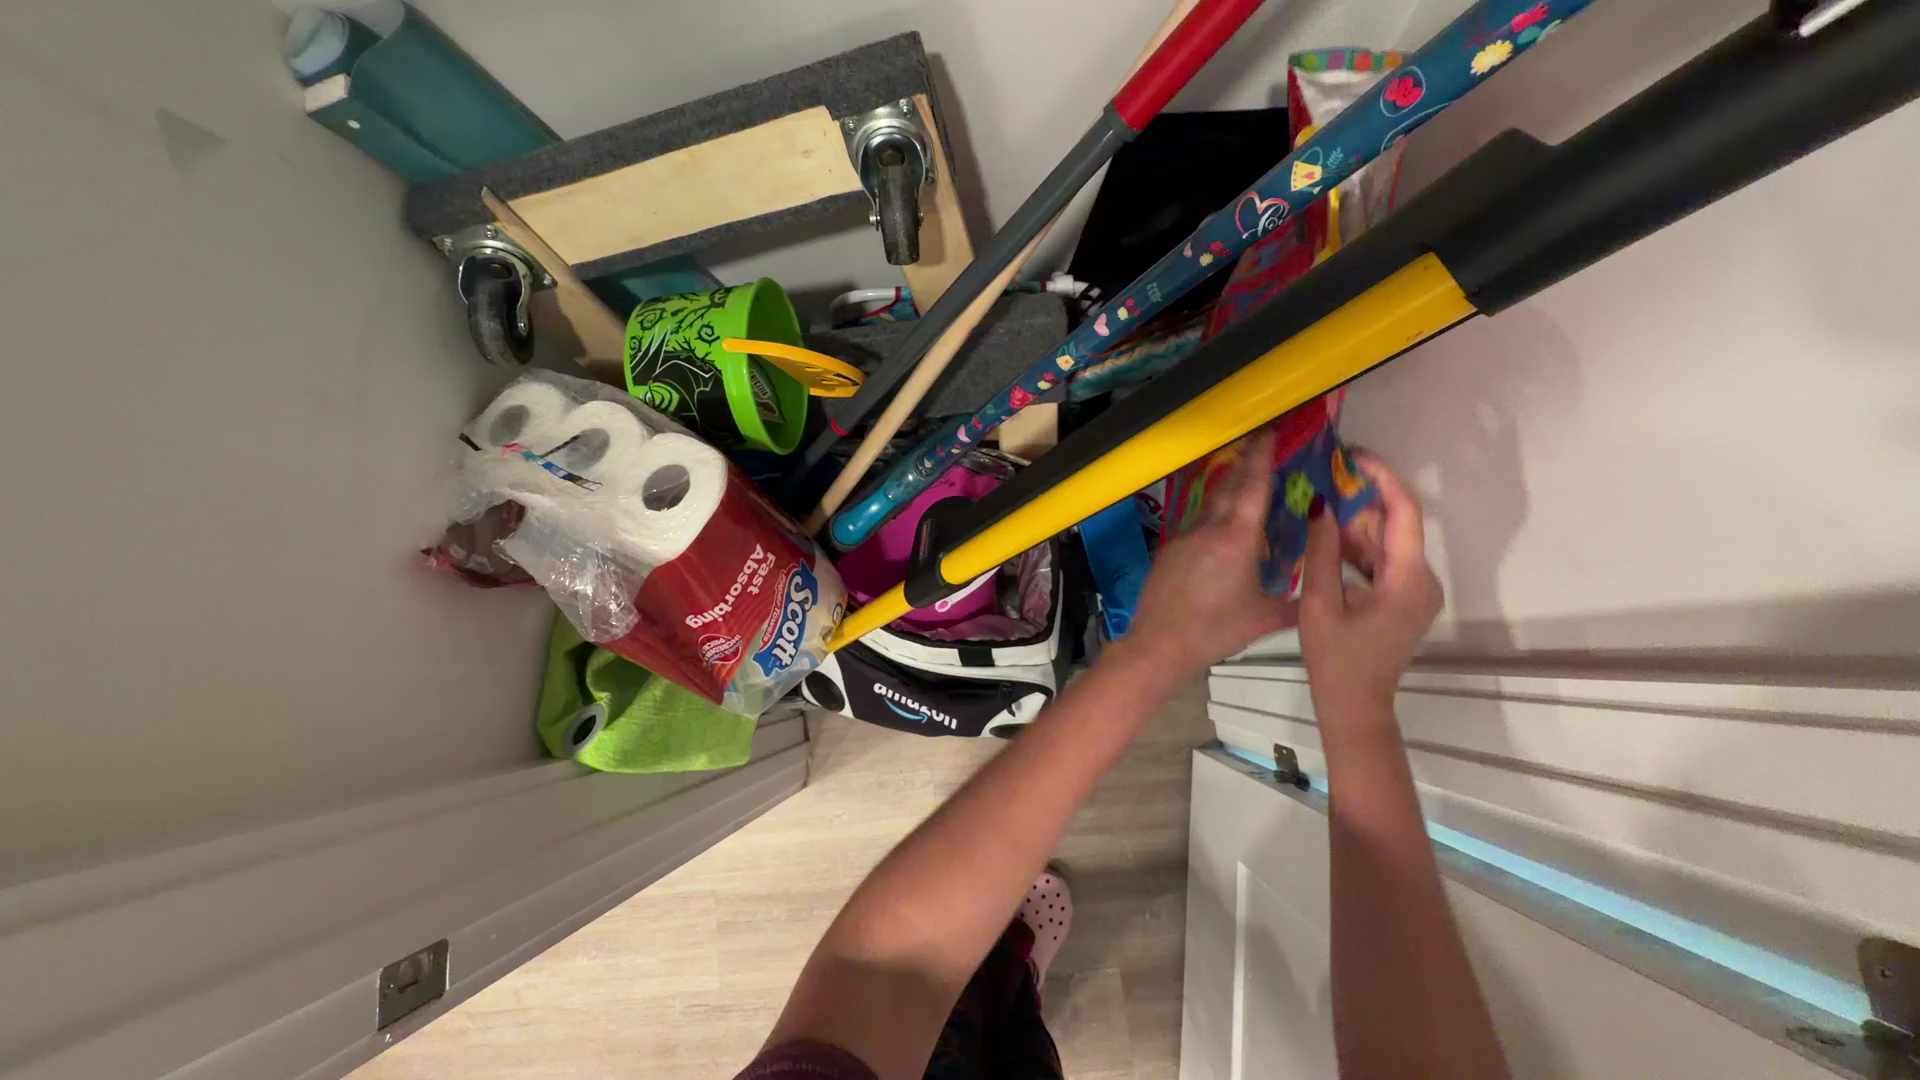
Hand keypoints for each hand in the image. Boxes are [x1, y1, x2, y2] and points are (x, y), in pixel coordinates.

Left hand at [1127, 431, 1298, 674]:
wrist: (1159, 643)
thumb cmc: (1216, 630)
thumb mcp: (1265, 618)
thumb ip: (1298, 602)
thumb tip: (1325, 591)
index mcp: (1237, 539)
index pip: (1253, 487)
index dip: (1262, 457)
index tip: (1269, 432)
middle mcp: (1209, 529)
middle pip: (1230, 487)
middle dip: (1246, 464)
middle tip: (1260, 445)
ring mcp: (1184, 537)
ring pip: (1210, 505)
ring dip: (1228, 490)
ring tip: (1244, 483)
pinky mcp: (1168, 549)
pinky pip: (1195, 524)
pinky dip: (1212, 517)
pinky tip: (1219, 527)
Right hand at [1299, 451, 1442, 709]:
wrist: (1355, 707)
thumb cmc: (1336, 659)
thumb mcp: (1319, 602)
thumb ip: (1322, 551)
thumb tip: (1320, 505)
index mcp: (1408, 578)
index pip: (1403, 511)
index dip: (1381, 478)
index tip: (1352, 456)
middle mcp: (1422, 579)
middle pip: (1394, 524)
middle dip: (1360, 498)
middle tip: (1322, 476)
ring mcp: (1414, 590)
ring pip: (1386, 542)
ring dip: (1355, 522)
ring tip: (1318, 498)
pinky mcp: (1401, 599)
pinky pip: (1381, 561)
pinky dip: (1356, 546)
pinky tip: (1326, 534)